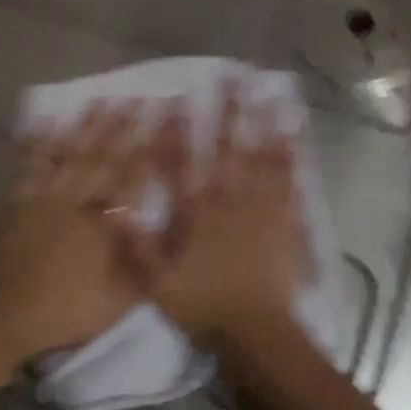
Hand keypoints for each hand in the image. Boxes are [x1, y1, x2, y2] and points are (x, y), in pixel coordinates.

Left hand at [0, 102, 150, 358]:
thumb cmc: (63, 311)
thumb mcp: (120, 299)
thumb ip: (145, 263)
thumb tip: (163, 228)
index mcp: (104, 223)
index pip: (134, 175)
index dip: (152, 146)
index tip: (166, 119)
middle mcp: (75, 200)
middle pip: (103, 156)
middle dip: (124, 126)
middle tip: (140, 97)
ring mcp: (40, 196)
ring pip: (69, 153)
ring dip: (87, 125)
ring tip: (102, 99)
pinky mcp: (13, 201)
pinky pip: (30, 163)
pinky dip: (40, 141)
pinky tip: (46, 122)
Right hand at [129, 85, 306, 343]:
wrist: (255, 331)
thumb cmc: (202, 306)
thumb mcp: (155, 282)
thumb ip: (136, 245)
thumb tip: (115, 208)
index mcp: (195, 214)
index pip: (181, 164)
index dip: (177, 131)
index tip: (176, 99)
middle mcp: (228, 202)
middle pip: (227, 149)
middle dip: (229, 112)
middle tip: (234, 78)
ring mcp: (260, 210)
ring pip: (262, 158)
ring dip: (264, 124)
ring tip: (269, 94)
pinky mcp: (284, 223)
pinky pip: (288, 183)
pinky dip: (291, 159)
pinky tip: (294, 138)